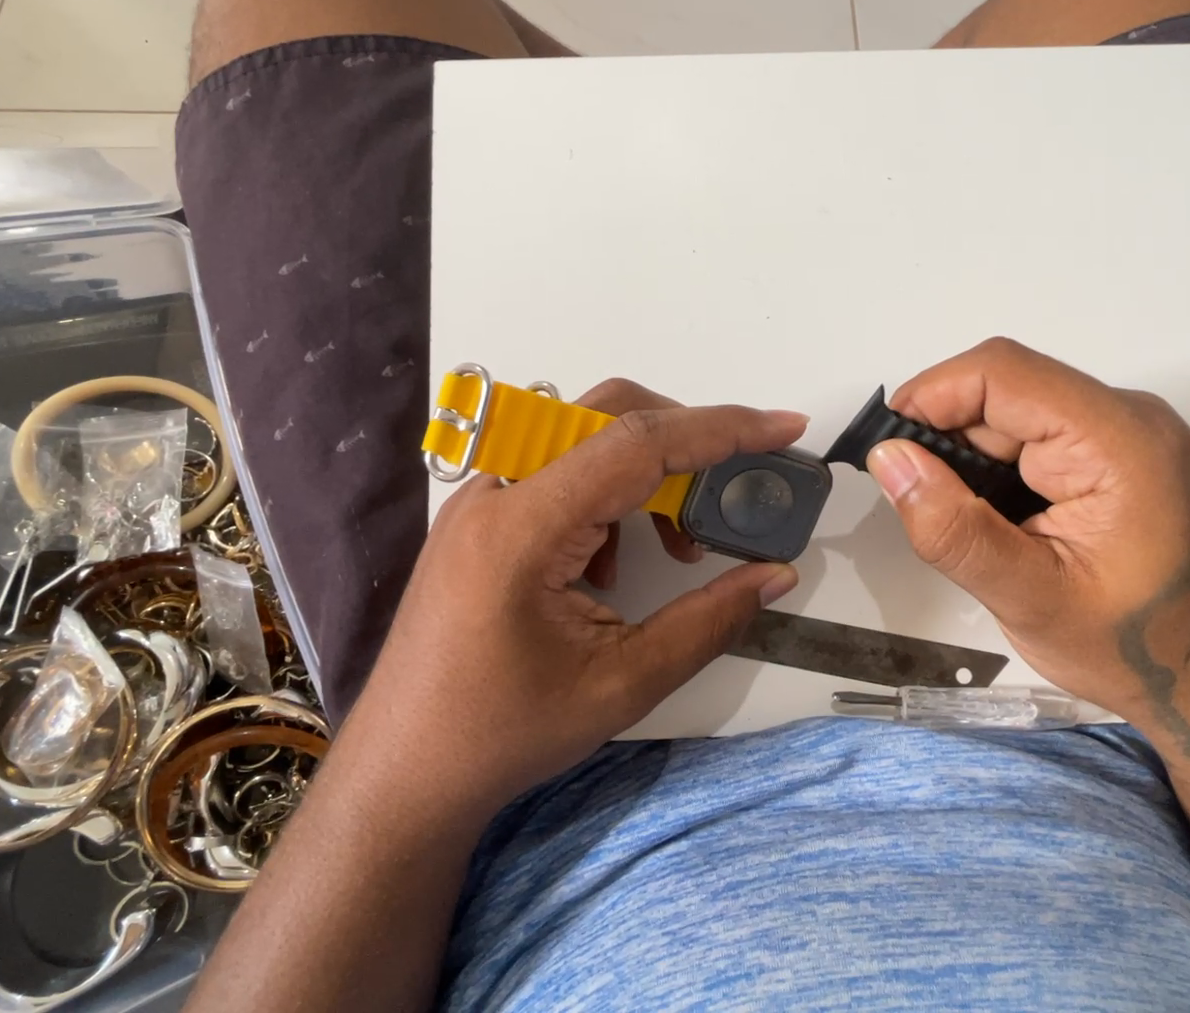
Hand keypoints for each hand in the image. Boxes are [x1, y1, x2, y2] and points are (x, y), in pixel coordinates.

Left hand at [353, 398, 804, 808]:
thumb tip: (776, 575)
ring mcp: (480, 503)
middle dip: (685, 437)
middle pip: (604, 416)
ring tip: (678, 547)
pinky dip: (609, 499)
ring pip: (582, 441)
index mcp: (522, 528)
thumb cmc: (506, 735)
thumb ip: (708, 621)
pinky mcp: (479, 521)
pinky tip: (615, 567)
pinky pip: (558, 476)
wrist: (405, 773)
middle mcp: (494, 495)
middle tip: (733, 489)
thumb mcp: (622, 683)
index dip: (721, 428)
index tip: (785, 428)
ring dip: (646, 474)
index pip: (636, 443)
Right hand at [868, 338, 1189, 721]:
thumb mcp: (1028, 599)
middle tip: (920, 506)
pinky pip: (1038, 436)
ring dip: (971, 458)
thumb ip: (953, 530)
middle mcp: (1128, 418)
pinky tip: (998, 520)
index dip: (931, 395)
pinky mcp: (1120, 454)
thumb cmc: (1133, 650)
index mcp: (1118, 441)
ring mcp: (1128, 434)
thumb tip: (887, 458)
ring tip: (964, 523)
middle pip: (1007, 390)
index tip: (885, 450)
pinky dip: (999, 470)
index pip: (1003, 373)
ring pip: (1017, 414)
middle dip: (947, 437)